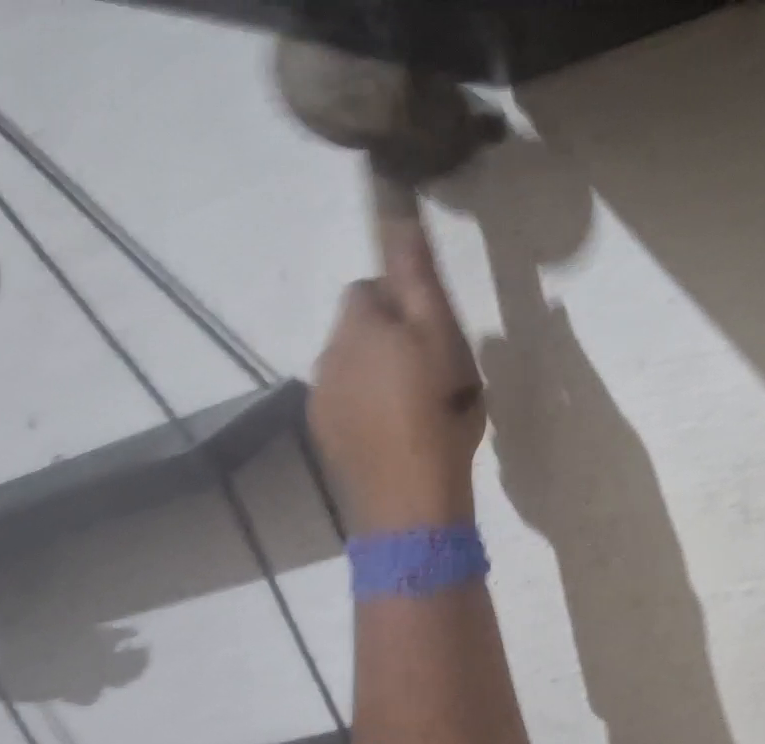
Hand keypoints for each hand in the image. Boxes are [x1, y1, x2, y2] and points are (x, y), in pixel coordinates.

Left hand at [309, 221, 485, 532]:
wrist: (409, 503)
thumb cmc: (436, 418)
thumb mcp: (442, 345)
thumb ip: (420, 283)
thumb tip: (400, 218)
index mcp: (359, 326)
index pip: (372, 286)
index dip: (407, 303)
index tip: (440, 336)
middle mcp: (328, 353)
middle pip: (361, 327)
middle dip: (395, 338)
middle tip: (440, 374)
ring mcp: (323, 397)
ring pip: (356, 366)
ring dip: (383, 374)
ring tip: (423, 408)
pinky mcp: (326, 433)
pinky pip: (350, 402)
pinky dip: (372, 407)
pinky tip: (401, 434)